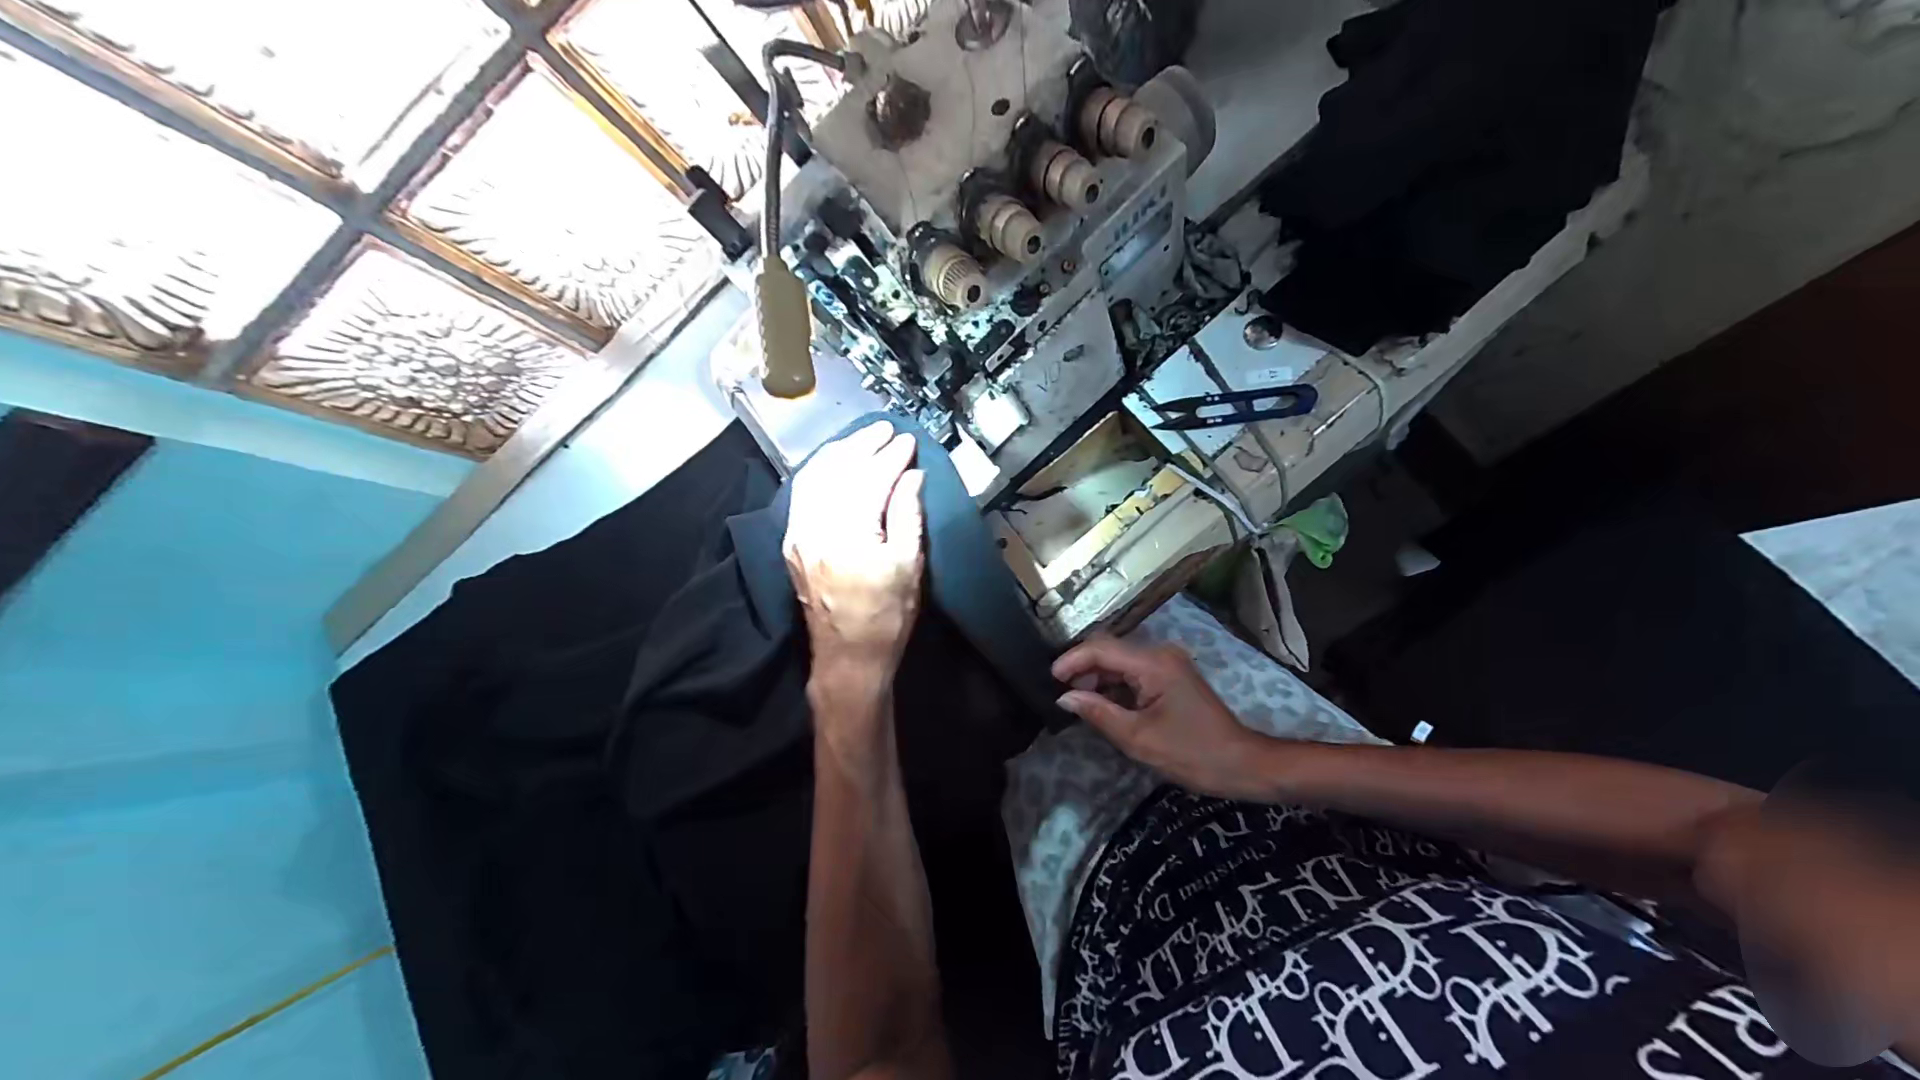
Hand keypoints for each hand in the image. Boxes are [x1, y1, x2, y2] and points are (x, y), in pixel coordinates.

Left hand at [784, 422, 926, 699]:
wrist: (848, 657)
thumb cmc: (887, 616)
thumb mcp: (909, 564)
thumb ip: (907, 513)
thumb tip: (911, 475)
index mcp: (849, 534)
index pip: (870, 479)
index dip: (891, 456)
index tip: (908, 441)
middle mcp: (815, 528)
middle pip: (838, 471)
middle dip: (863, 445)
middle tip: (886, 430)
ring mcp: (798, 534)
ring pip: (814, 477)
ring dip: (839, 453)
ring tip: (863, 439)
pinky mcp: (792, 543)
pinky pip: (802, 494)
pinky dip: (820, 471)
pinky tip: (834, 463)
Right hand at [1053, 637, 1280, 800]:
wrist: (1244, 764)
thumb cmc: (1192, 753)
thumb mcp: (1139, 739)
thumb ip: (1098, 713)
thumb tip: (1064, 698)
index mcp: (1153, 663)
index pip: (1101, 648)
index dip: (1072, 661)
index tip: (1050, 680)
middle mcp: (1160, 653)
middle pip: (1110, 649)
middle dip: (1082, 669)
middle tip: (1062, 694)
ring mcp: (1168, 663)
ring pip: (1120, 660)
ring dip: (1097, 678)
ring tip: (1078, 702)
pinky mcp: (1171, 675)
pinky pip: (1134, 671)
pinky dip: (1115, 685)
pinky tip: (1103, 704)